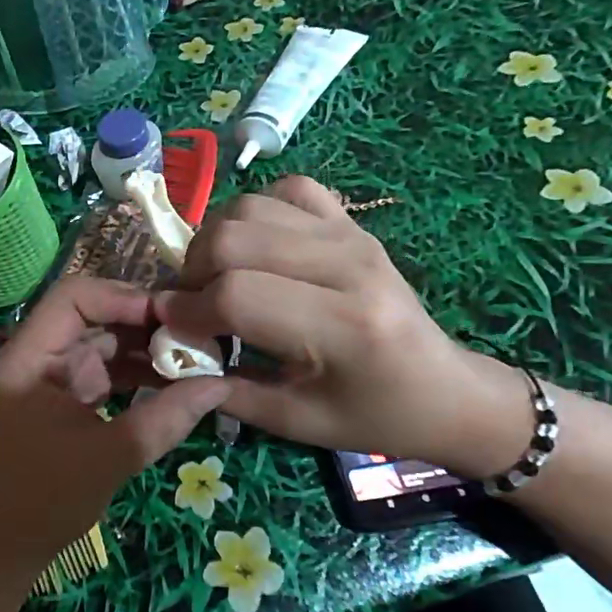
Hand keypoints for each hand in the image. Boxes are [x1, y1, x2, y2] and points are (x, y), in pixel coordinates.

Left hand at [0, 277, 230, 565]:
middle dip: (143, 320)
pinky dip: (142, 368)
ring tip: (196, 352)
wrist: (16, 542)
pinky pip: (111, 365)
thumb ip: (164, 419)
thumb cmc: (48, 498)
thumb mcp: (111, 457)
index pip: (73, 298)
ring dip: (148, 344)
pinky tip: (179, 377)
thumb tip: (221, 385)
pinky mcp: (75, 392)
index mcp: (29, 357)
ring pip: (107, 337)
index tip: (170, 317)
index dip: (121, 298)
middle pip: (94, 313)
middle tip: (194, 331)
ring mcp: (57, 373)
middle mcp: (40, 354)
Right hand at [156, 176, 529, 475]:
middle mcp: (349, 266)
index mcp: (344, 326)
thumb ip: (223, 388)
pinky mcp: (352, 222)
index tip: (169, 325)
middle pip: (234, 239)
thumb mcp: (294, 421)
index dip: (187, 309)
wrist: (446, 389)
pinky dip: (255, 211)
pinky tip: (255, 246)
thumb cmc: (372, 417)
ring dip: (215, 240)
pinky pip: (286, 190)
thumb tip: (165, 347)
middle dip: (193, 272)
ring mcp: (352, 235)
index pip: (237, 294)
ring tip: (216, 276)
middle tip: (192, 303)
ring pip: (250, 207)